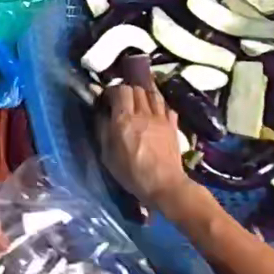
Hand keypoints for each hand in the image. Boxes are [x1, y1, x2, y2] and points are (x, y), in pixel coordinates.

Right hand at [98, 80, 190, 208]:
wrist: (164, 185)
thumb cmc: (131, 172)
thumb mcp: (107, 155)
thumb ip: (102, 130)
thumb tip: (100, 113)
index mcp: (124, 119)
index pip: (120, 90)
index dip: (112, 92)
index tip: (107, 101)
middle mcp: (143, 113)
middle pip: (136, 89)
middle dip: (127, 92)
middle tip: (121, 103)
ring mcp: (161, 118)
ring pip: (152, 94)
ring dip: (143, 95)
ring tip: (138, 104)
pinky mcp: (173, 125)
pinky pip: (166, 106)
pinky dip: (159, 105)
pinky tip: (154, 113)